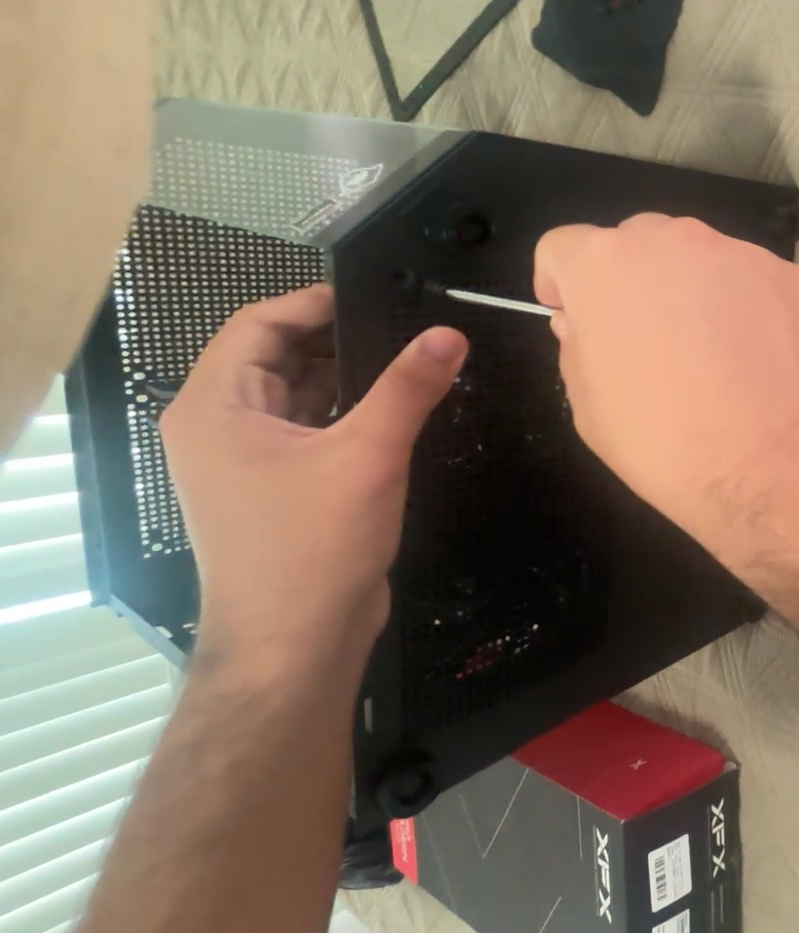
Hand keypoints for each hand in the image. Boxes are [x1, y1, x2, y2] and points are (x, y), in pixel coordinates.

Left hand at [159, 286, 467, 674]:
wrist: (296, 636)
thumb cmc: (315, 541)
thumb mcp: (369, 454)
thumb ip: (409, 387)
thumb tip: (449, 334)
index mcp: (215, 408)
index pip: (259, 325)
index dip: (317, 303)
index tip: (384, 296)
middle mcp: (220, 427)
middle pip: (279, 358)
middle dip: (345, 341)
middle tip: (414, 330)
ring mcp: (247, 461)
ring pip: (301, 396)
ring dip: (354, 380)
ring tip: (417, 366)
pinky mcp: (279, 488)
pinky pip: (314, 430)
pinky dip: (352, 415)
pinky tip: (401, 414)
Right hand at [533, 215, 798, 579]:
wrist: (786, 471)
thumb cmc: (673, 448)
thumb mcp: (593, 412)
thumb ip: (579, 351)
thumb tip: (585, 323)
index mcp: (610, 265)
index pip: (566, 247)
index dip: (565, 285)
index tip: (580, 321)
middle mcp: (682, 242)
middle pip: (644, 244)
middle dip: (639, 282)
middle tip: (656, 343)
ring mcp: (752, 257)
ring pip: (712, 262)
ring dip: (705, 295)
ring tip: (725, 360)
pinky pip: (768, 288)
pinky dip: (762, 314)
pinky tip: (773, 366)